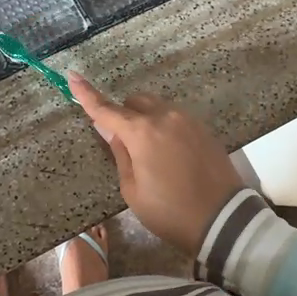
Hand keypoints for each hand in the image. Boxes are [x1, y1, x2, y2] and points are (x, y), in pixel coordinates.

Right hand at [68, 72, 244, 258]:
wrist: (224, 219)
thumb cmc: (171, 211)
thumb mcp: (133, 191)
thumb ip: (120, 154)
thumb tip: (111, 131)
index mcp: (141, 133)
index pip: (106, 109)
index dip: (86, 94)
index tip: (72, 76)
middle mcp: (164, 117)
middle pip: (134, 101)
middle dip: (124, 114)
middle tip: (125, 143)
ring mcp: (186, 119)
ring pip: (156, 106)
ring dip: (145, 119)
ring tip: (151, 152)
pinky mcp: (203, 128)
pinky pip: (175, 117)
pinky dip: (164, 126)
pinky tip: (171, 153)